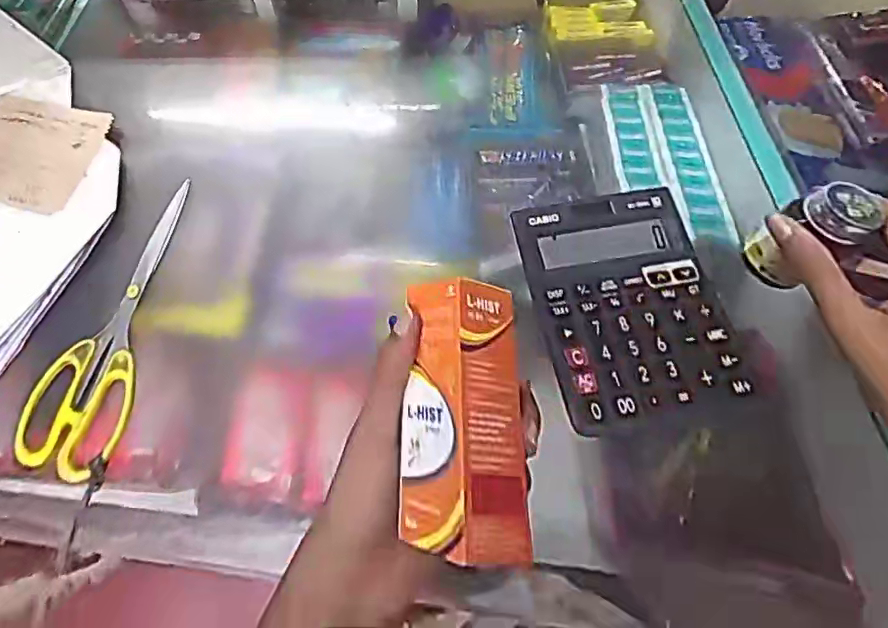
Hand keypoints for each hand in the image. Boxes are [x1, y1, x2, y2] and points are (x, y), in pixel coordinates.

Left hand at [260, 312, 539, 627]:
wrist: (363, 572)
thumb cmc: (362, 488)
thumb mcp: (376, 424)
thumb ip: (393, 373)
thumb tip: (410, 315)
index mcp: (411, 404)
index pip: (449, 367)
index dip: (476, 353)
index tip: (499, 348)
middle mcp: (435, 430)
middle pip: (481, 401)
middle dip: (507, 398)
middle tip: (521, 406)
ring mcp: (453, 468)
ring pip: (496, 438)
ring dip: (516, 435)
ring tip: (525, 442)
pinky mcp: (469, 503)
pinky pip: (500, 481)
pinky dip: (514, 475)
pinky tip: (519, 477)